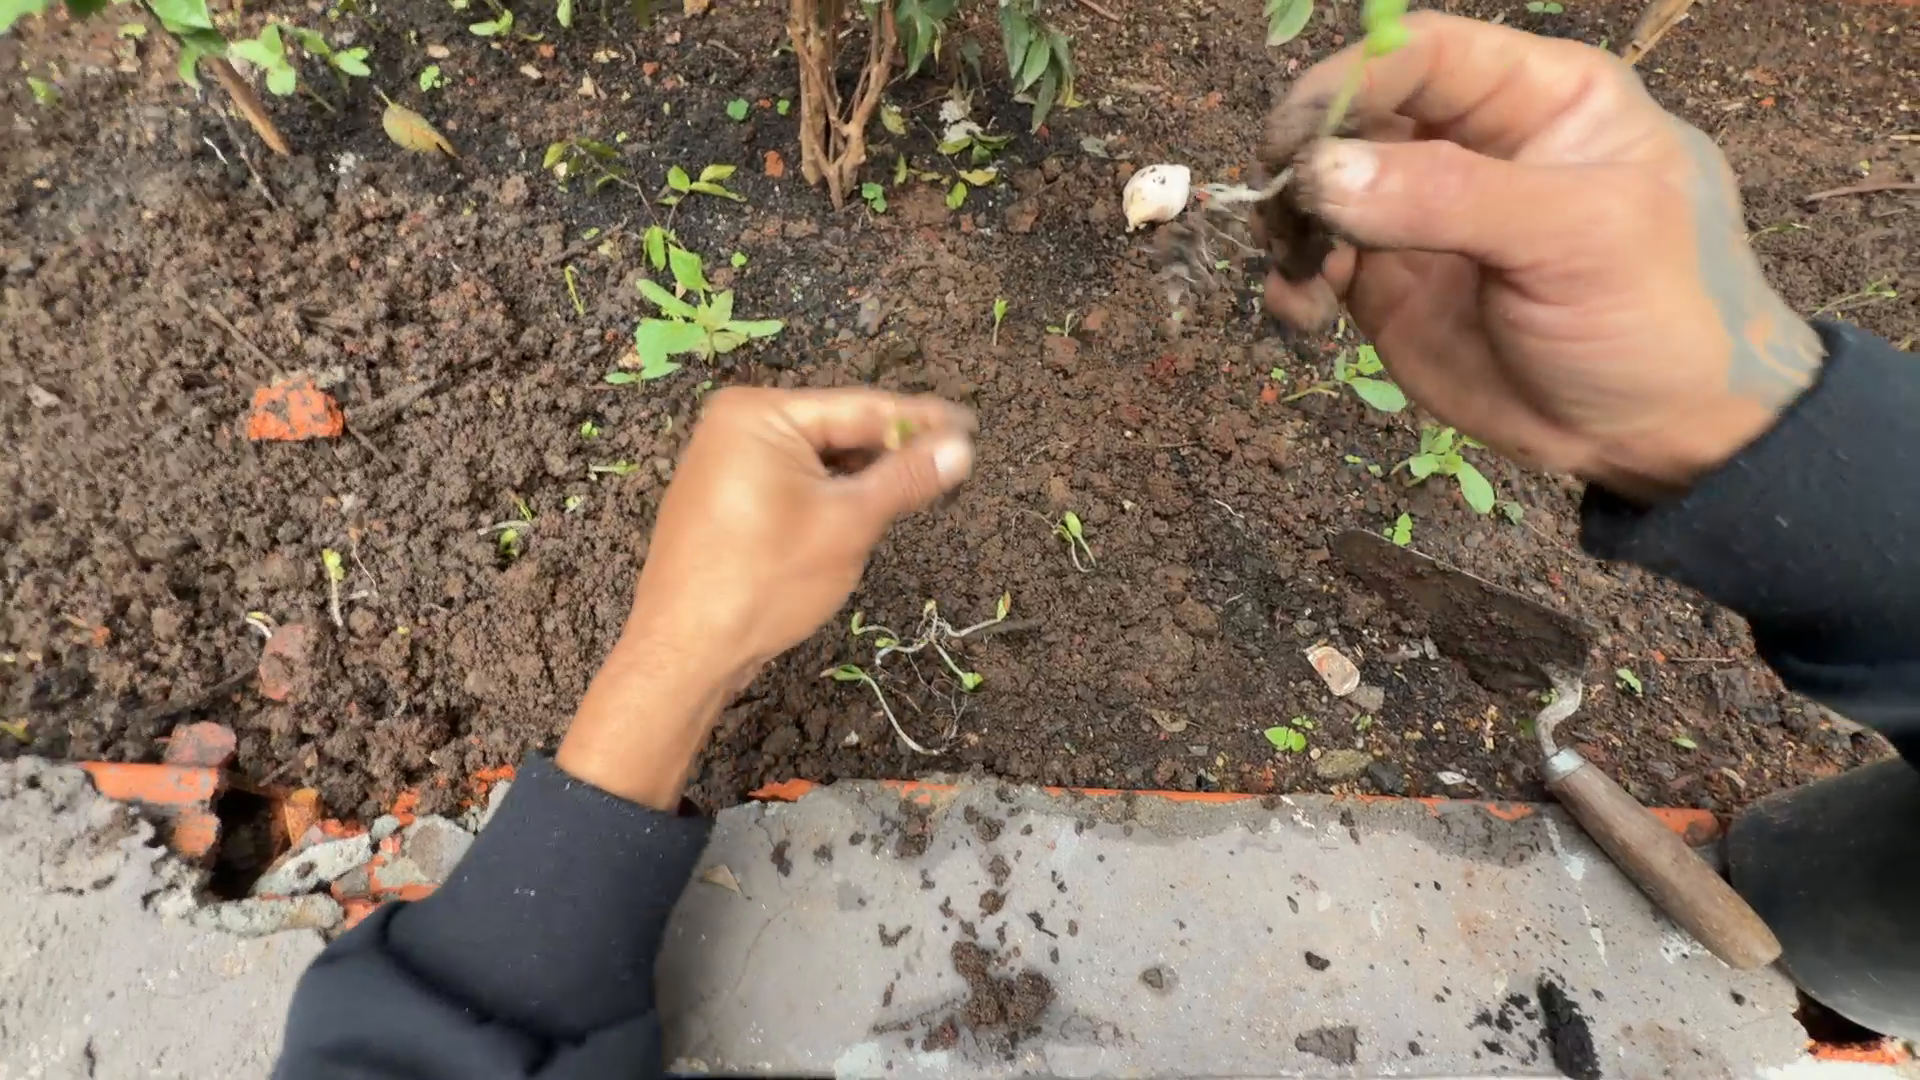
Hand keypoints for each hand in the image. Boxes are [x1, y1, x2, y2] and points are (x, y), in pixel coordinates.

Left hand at [557, 388, 975, 807]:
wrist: (686, 651)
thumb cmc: (767, 581)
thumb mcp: (848, 523)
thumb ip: (907, 479)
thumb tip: (962, 448)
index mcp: (761, 413)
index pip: (861, 408)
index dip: (922, 420)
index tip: (970, 425)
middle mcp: (738, 424)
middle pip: (838, 431)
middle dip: (890, 452)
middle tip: (948, 465)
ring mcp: (728, 461)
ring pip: (819, 460)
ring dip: (863, 478)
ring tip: (913, 491)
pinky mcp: (729, 496)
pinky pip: (795, 482)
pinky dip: (831, 495)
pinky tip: (862, 513)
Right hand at [1259, 13, 1823, 501]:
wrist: (1628, 429)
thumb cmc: (1642, 314)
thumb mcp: (1572, 236)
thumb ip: (1446, 197)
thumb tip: (1315, 176)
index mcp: (1532, 102)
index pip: (1423, 57)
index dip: (1350, 83)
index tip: (1293, 143)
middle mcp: (1460, 151)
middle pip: (1352, 123)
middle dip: (1303, 163)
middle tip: (1283, 216)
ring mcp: (1409, 223)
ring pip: (1318, 197)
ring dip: (1289, 230)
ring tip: (1304, 279)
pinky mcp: (1376, 288)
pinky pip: (1311, 268)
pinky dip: (1289, 286)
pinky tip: (1302, 316)